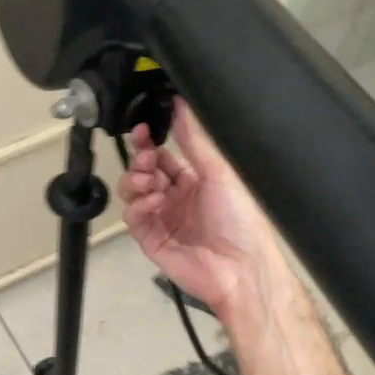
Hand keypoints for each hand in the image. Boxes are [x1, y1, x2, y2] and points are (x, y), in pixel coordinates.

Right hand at [119, 102, 285, 319]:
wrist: (242, 269)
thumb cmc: (240, 219)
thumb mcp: (219, 172)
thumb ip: (194, 140)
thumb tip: (181, 105)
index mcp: (193, 181)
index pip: (162, 157)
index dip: (149, 143)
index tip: (142, 130)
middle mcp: (175, 198)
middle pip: (143, 172)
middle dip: (140, 160)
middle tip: (145, 157)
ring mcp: (161, 219)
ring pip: (132, 193)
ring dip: (135, 181)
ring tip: (148, 181)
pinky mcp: (151, 240)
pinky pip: (134, 218)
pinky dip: (139, 206)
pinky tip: (154, 202)